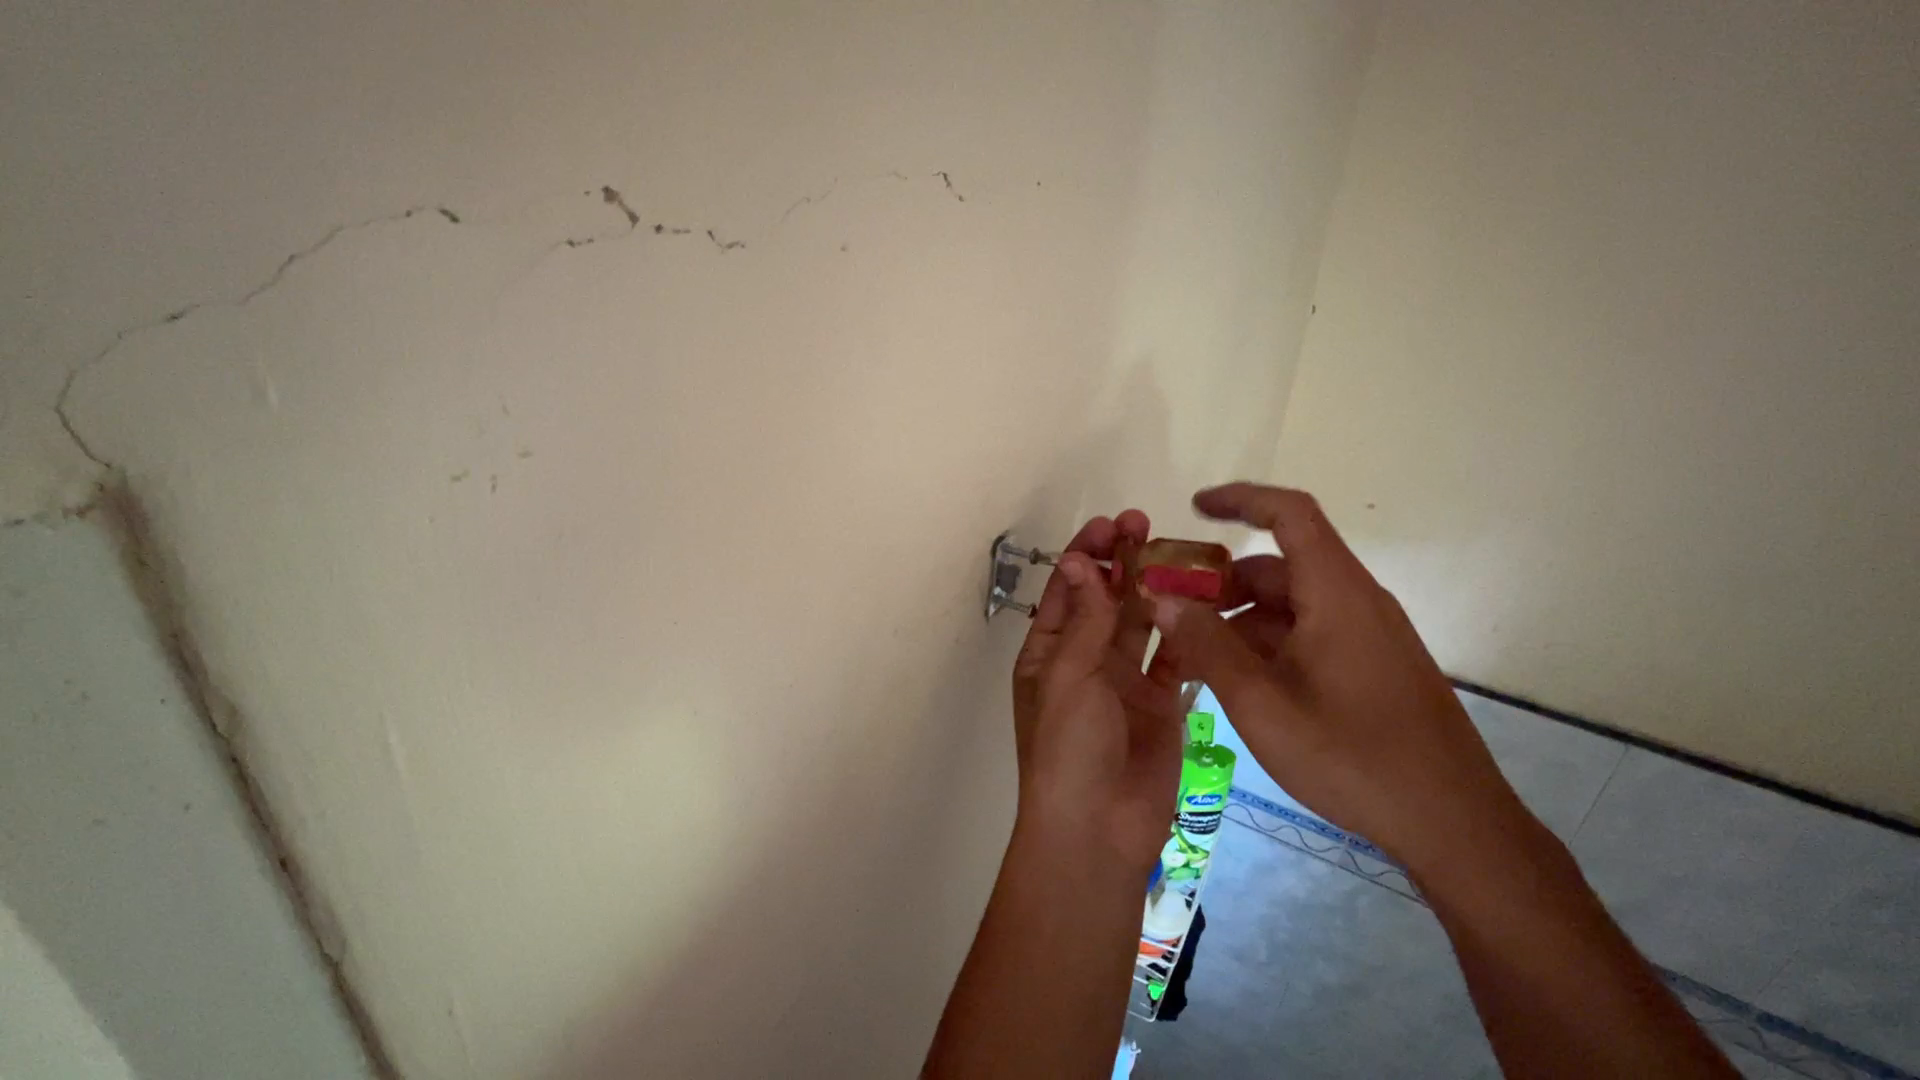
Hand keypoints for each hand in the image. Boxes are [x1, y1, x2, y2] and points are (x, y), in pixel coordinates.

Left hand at [1011, 511, 1185, 873]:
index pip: (1067, 593)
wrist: (1099, 828)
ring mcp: (1126, 684)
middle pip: (1105, 602)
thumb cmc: (1069, 748)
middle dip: (1121, 564)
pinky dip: (1186, 632)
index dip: (1084, 557)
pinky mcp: (1163, 705)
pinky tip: (1203, 600)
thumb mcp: (1069, 677)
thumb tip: (1079, 563)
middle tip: (1143, 525)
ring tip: (1178, 553)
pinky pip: (1175, 659)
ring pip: (1142, 625)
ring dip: (1154, 590)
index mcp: (1049, 655)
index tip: (1108, 523)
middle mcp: (1086, 663)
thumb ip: (1086, 620)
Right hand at [1150, 483, 1526, 871]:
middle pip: (1279, 565)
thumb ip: (1208, 646)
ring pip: (1291, 604)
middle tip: (1169, 610)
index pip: (1290, 514)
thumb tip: (1163, 600)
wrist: (1452, 822)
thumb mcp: (1262, 704)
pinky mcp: (1373, 666)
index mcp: (1337, 593)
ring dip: (1239, 618)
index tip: (1192, 507)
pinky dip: (1267, 643)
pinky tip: (1238, 682)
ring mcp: (1368, 636)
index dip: (1240, 499)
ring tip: (1192, 655)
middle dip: (1220, 580)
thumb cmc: (1352, 757)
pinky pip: (1310, 633)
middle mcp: (1356, 602)